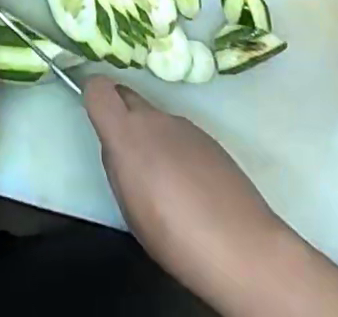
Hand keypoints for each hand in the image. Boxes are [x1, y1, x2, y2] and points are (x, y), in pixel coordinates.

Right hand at [83, 76, 279, 286]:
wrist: (245, 249)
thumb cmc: (174, 234)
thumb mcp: (127, 205)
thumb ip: (116, 165)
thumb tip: (117, 148)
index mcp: (126, 132)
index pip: (98, 88)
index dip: (92, 95)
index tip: (95, 115)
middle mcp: (155, 119)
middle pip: (127, 96)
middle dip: (120, 114)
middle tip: (127, 154)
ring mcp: (187, 127)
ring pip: (156, 119)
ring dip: (151, 137)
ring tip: (165, 182)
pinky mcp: (212, 141)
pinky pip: (181, 135)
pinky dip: (177, 151)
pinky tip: (191, 188)